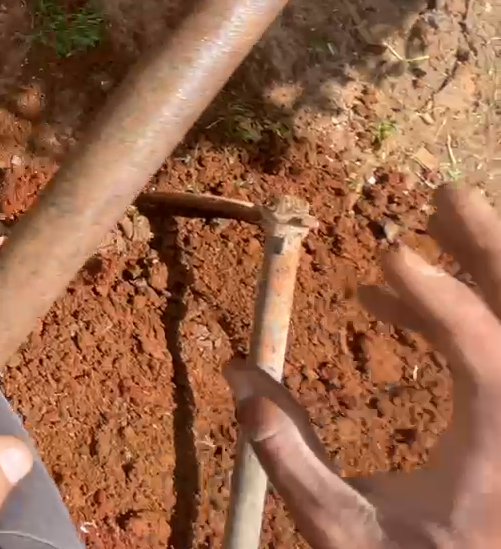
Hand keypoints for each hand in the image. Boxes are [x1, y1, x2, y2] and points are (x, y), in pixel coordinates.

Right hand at [225, 182, 500, 548]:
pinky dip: (461, 318)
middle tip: (446, 194)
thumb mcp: (344, 531)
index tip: (390, 253)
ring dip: (484, 274)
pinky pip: (497, 354)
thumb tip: (235, 370)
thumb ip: (289, 457)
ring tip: (424, 233)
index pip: (492, 365)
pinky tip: (393, 308)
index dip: (446, 306)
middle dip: (494, 255)